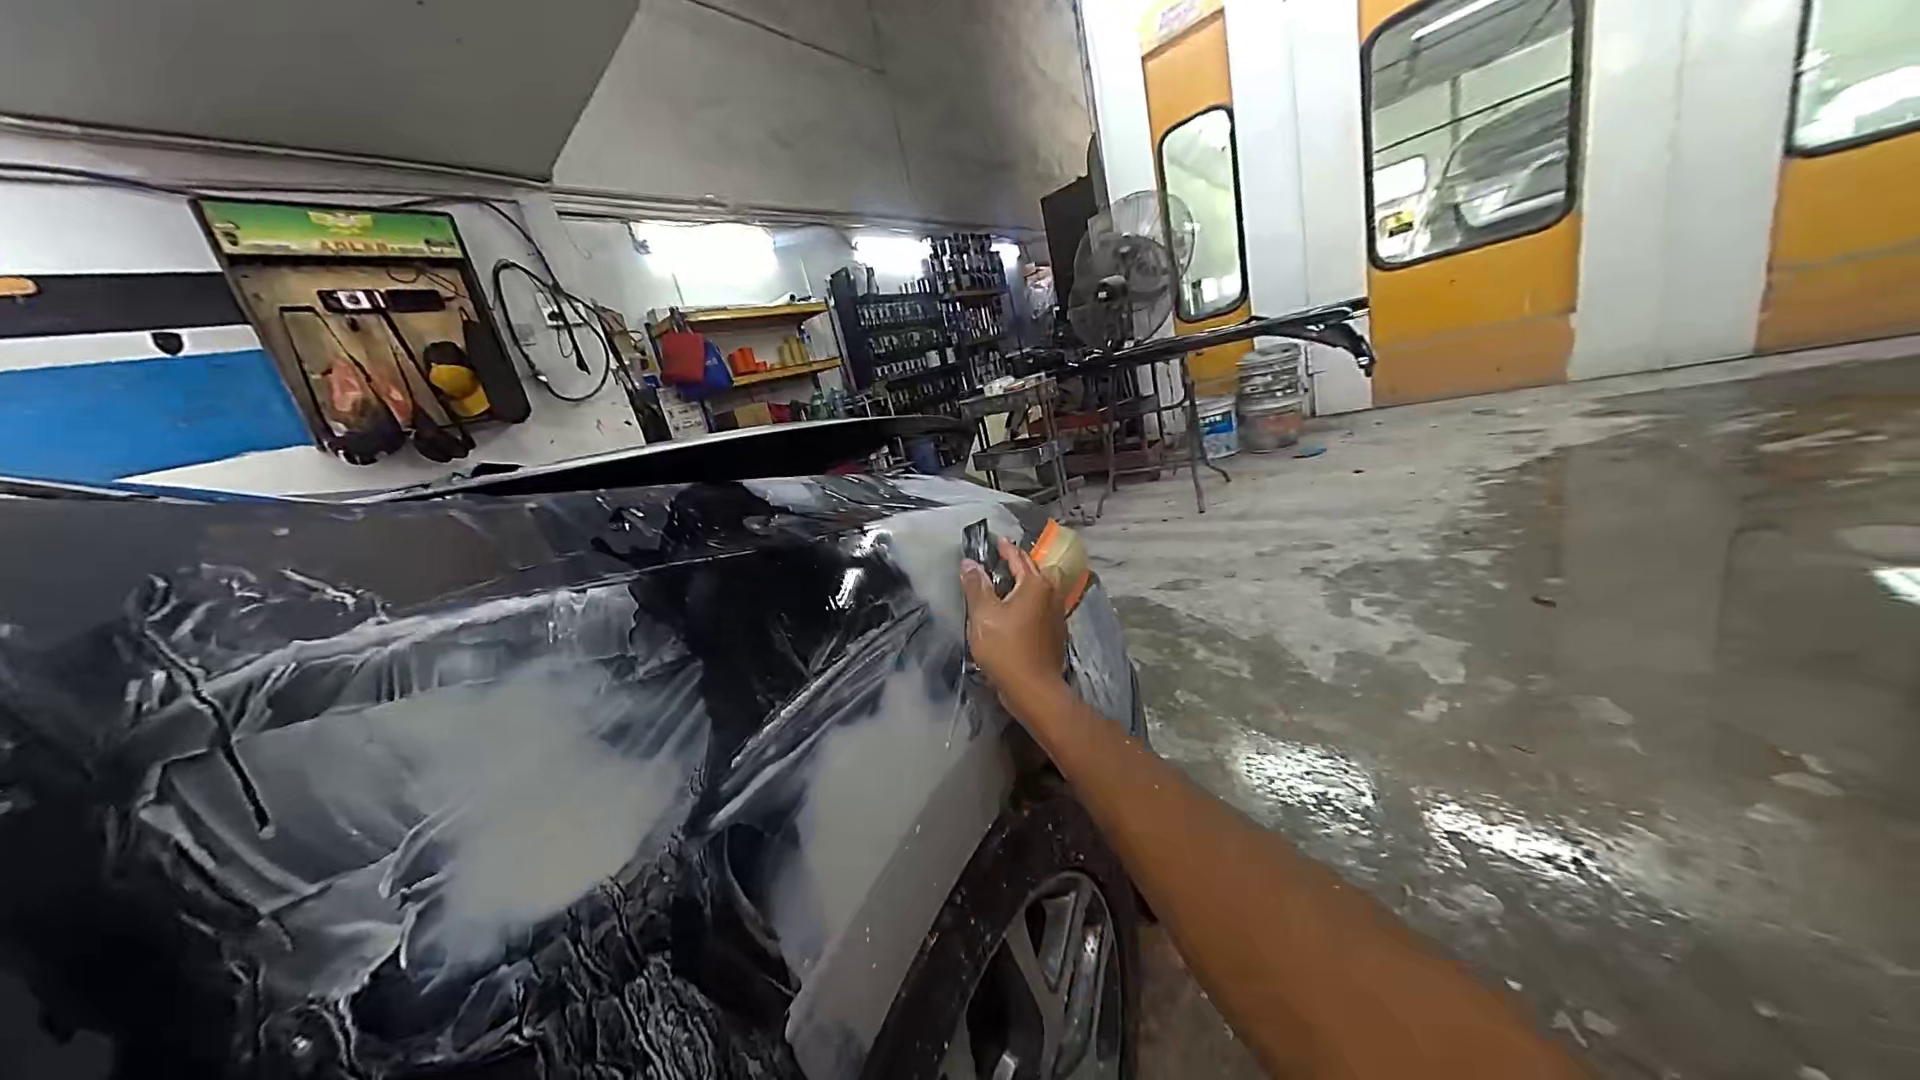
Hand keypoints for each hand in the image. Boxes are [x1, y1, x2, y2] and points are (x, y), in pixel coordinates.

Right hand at [960, 536, 1067, 705]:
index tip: (996, 541)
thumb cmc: (1006, 649)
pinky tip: (1017, 611)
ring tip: (1006, 583)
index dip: (1005, 548)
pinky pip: (1041, 606)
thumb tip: (969, 562)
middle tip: (1000, 559)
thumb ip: (976, 586)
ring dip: (1024, 582)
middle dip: (1017, 563)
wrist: (1033, 689)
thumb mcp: (983, 615)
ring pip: (1039, 589)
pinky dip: (1028, 601)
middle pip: (1033, 571)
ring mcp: (1057, 614)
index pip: (1018, 558)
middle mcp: (1051, 594)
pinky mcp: (1056, 632)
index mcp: (1034, 584)